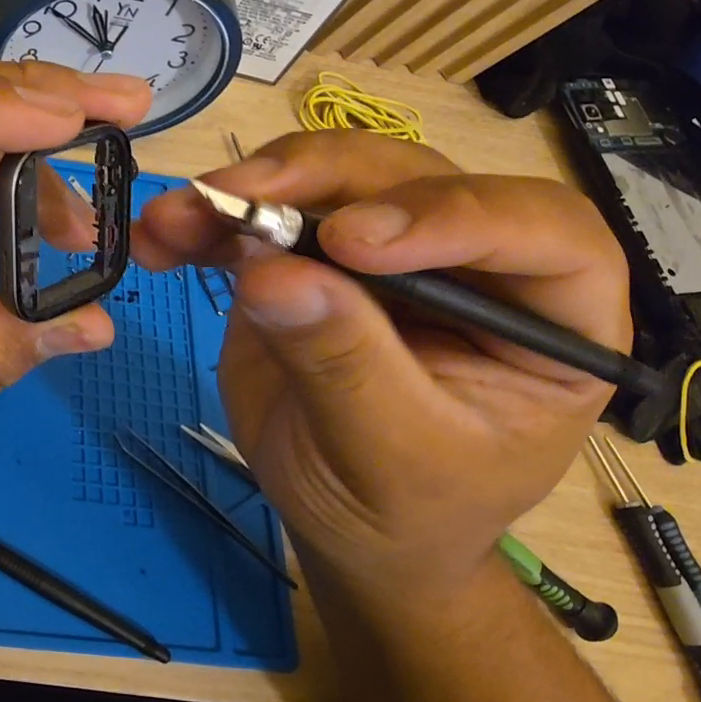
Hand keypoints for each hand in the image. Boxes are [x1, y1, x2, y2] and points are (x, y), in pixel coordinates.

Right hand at [131, 131, 629, 592]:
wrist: (342, 522)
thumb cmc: (400, 507)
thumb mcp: (387, 453)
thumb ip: (343, 363)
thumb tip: (273, 271)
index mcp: (542, 317)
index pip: (540, 233)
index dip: (452, 215)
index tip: (350, 241)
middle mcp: (465, 262)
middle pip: (406, 178)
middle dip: (313, 180)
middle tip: (230, 198)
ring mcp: (377, 252)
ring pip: (322, 178)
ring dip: (239, 191)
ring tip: (169, 221)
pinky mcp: (305, 256)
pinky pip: (256, 215)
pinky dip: (203, 222)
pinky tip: (159, 239)